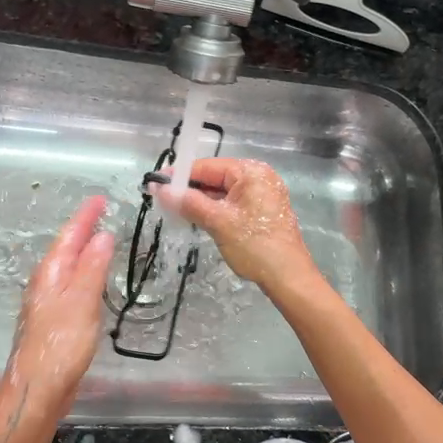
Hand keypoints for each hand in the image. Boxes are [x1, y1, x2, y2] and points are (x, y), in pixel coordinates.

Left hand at [6, 195, 114, 414]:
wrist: (37, 390)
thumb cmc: (61, 344)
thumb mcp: (83, 301)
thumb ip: (93, 267)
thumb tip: (103, 235)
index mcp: (51, 274)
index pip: (70, 236)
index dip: (85, 216)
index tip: (100, 199)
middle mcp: (45, 283)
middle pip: (65, 248)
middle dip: (82, 229)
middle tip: (101, 213)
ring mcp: (46, 302)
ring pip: (65, 266)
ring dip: (81, 250)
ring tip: (98, 239)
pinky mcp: (52, 320)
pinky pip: (69, 283)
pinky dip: (82, 271)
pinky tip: (90, 280)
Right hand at [163, 159, 317, 295]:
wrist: (288, 276)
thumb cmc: (254, 245)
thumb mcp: (218, 222)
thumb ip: (189, 203)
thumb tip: (161, 189)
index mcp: (251, 172)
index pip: (208, 166)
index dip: (180, 174)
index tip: (155, 183)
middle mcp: (258, 177)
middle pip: (215, 177)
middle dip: (189, 188)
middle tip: (161, 199)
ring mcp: (261, 194)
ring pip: (222, 192)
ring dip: (200, 200)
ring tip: (173, 210)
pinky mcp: (261, 211)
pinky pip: (231, 203)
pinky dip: (214, 209)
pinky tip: (196, 218)